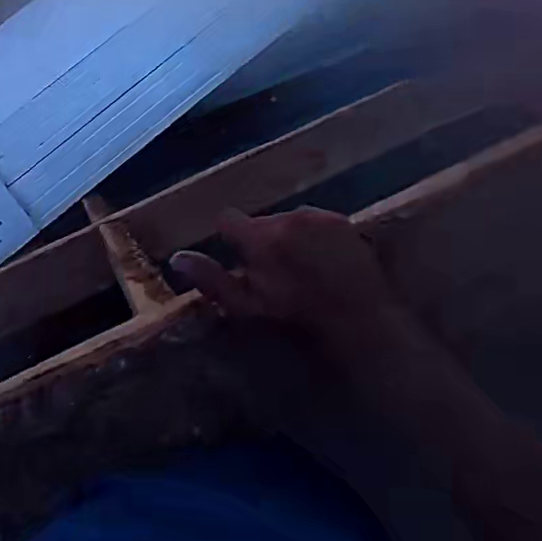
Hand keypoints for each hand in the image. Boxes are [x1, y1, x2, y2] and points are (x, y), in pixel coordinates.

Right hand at [168, 207, 411, 351]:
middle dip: (261, 240)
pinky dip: (314, 237)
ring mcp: (318, 216)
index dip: (229, 237)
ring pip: (288, 221)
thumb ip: (211, 279)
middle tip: (273, 273)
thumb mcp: (248, 309)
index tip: (237, 255)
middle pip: (261, 221)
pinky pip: (315, 222)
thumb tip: (178, 257)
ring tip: (302, 269)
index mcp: (261, 238)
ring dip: (288, 238)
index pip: (226, 219)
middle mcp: (288, 217)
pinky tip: (323, 263)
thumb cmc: (298, 321)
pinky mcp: (342, 221)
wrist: (363, 324)